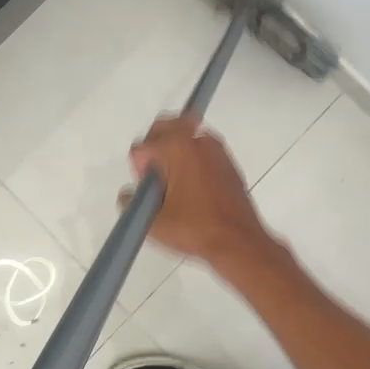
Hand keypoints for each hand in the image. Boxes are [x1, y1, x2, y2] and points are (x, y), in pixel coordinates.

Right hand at [120, 114, 277, 268]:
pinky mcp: (228, 161)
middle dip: (153, 147)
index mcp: (175, 147)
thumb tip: (130, 194)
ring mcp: (216, 148)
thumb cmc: (194, 228)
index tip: (147, 188)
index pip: (141, 147)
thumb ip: (130, 202)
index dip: (139, 169)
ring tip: (173, 181)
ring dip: (174, 150)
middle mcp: (196, 139)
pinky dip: (192, 158)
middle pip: (164, 126)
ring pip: (185, 134)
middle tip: (154, 175)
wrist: (239, 242)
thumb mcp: (152, 221)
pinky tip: (192, 187)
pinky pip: (202, 149)